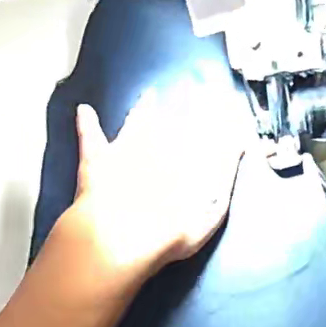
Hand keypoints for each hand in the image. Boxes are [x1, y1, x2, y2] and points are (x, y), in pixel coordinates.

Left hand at [64, 83, 245, 279]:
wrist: (122, 239)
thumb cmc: (175, 228)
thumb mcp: (214, 205)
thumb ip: (226, 171)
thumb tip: (240, 142)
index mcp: (189, 154)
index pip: (203, 129)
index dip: (212, 116)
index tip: (218, 102)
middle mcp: (159, 143)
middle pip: (172, 119)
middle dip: (182, 103)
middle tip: (187, 87)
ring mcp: (126, 149)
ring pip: (137, 121)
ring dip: (144, 108)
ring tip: (149, 94)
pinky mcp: (97, 160)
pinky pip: (92, 136)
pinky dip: (88, 124)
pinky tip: (84, 111)